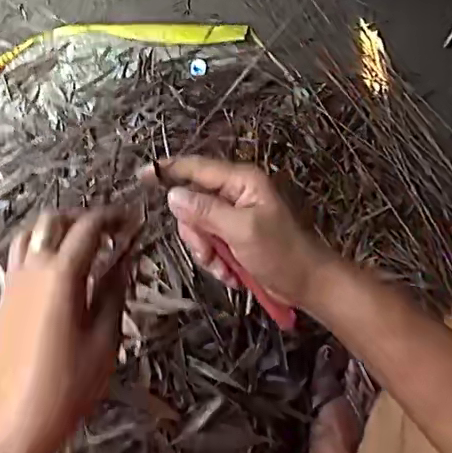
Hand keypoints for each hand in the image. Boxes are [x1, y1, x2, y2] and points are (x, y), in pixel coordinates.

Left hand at [0, 207, 135, 452]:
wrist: (9, 427)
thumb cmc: (64, 389)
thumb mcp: (104, 341)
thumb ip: (114, 292)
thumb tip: (123, 262)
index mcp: (61, 274)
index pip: (89, 226)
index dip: (113, 217)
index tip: (132, 221)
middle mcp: (33, 269)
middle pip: (55, 220)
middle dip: (84, 217)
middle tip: (110, 231)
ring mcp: (14, 282)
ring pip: (33, 232)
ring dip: (59, 228)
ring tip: (84, 244)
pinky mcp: (5, 299)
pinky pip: (21, 254)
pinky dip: (41, 245)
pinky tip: (58, 268)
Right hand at [142, 157, 339, 310]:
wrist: (308, 284)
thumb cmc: (281, 253)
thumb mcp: (241, 231)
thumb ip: (206, 211)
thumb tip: (174, 195)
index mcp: (241, 180)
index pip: (196, 168)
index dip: (168, 170)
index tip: (142, 175)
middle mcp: (235, 192)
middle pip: (192, 203)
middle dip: (197, 234)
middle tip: (210, 253)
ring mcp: (234, 215)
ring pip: (198, 227)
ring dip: (207, 252)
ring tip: (226, 268)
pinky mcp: (234, 235)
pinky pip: (209, 244)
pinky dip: (216, 261)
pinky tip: (232, 273)